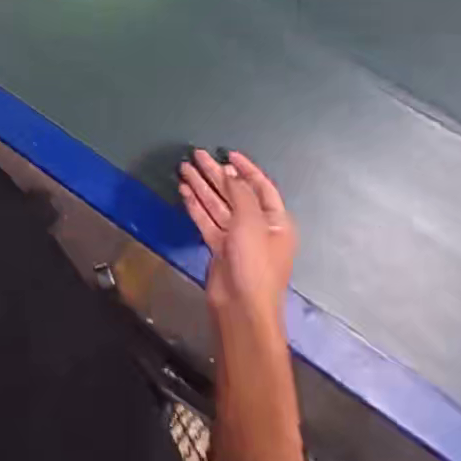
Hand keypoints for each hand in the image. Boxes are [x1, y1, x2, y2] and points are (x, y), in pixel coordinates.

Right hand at [179, 149, 296, 328]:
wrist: (242, 306)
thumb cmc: (255, 263)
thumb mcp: (251, 222)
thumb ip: (240, 193)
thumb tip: (231, 173)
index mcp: (275, 220)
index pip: (260, 186)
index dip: (245, 168)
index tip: (227, 153)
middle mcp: (257, 226)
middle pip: (235, 193)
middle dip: (216, 174)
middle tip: (196, 156)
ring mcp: (237, 237)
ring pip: (218, 205)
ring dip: (202, 187)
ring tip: (184, 169)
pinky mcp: (220, 247)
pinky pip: (207, 220)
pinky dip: (196, 205)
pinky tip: (184, 191)